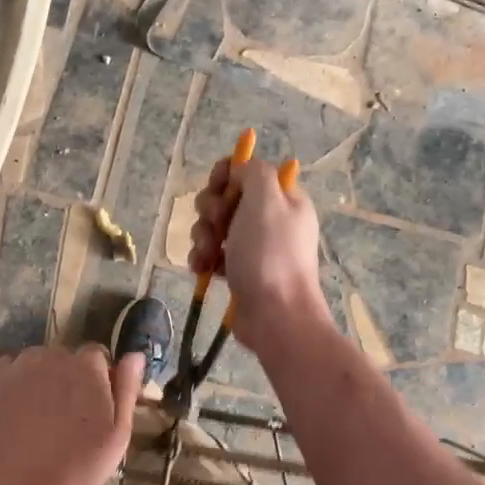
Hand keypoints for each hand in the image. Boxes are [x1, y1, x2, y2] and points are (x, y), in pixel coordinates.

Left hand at [0, 345, 136, 484]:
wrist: (11, 481)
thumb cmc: (74, 464)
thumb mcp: (117, 435)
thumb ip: (126, 390)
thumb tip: (135, 355)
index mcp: (88, 365)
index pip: (98, 356)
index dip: (97, 379)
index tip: (94, 407)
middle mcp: (54, 355)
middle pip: (67, 359)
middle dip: (69, 379)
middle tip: (66, 418)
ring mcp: (21, 364)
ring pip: (38, 364)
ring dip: (42, 380)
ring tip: (39, 418)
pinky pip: (11, 371)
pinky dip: (15, 385)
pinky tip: (15, 413)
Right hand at [188, 157, 331, 356]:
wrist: (275, 315)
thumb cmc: (269, 255)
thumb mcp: (266, 200)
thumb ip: (253, 172)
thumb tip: (238, 169)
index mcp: (283, 199)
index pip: (247, 171)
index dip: (225, 176)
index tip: (218, 190)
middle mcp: (270, 220)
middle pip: (225, 198)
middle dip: (211, 210)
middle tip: (216, 226)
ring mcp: (255, 247)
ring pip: (214, 227)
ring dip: (203, 237)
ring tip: (207, 254)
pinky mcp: (240, 272)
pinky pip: (212, 254)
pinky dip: (203, 258)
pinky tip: (202, 269)